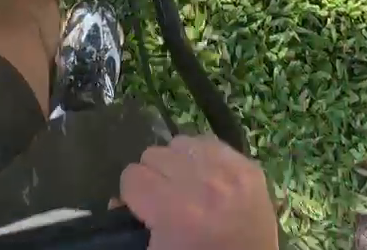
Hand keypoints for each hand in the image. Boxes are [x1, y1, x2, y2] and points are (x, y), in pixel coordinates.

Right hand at [120, 135, 276, 249]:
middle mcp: (202, 183)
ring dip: (180, 164)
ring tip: (190, 190)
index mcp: (175, 211)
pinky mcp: (249, 166)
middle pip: (154, 154)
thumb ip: (129, 224)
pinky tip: (210, 182)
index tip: (146, 212)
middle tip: (168, 203)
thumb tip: (117, 200)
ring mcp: (229, 171)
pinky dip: (205, 159)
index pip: (132, 175)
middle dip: (157, 178)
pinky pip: (210, 142)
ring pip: (180, 143)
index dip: (135, 196)